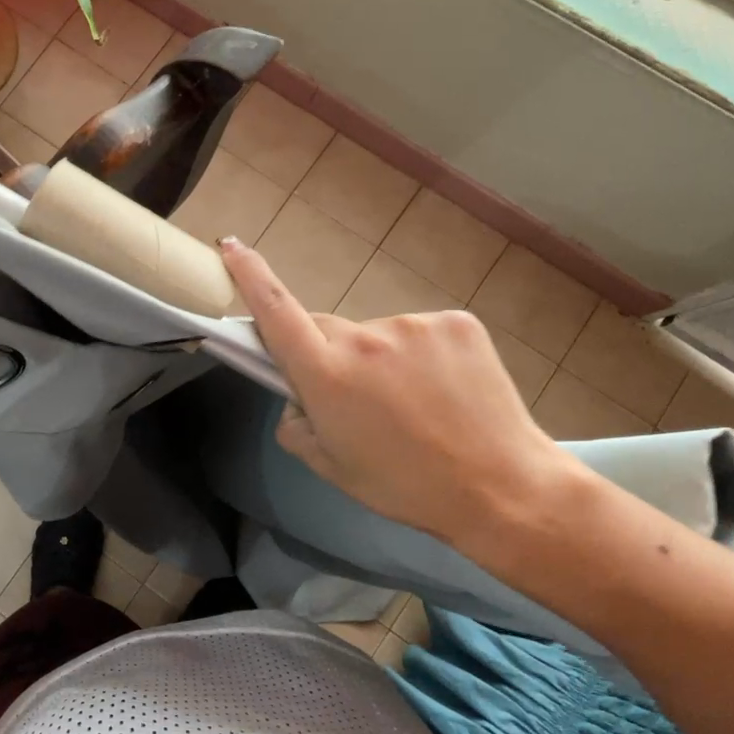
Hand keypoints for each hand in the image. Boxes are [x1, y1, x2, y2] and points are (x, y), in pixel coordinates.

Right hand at [220, 237, 583, 554]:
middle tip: (356, 401)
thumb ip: (296, 425)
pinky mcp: (456, 323)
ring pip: (375, 335)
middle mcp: (365, 339)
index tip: (231, 245)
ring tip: (413, 407)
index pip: (276, 311)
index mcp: (326, 376)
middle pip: (325, 329)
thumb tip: (297, 400)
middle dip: (328, 355)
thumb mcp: (329, 467)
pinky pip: (418, 333)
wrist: (501, 488)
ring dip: (380, 360)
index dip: (250, 275)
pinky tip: (443, 392)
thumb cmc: (404, 486)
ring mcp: (413, 326)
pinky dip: (421, 357)